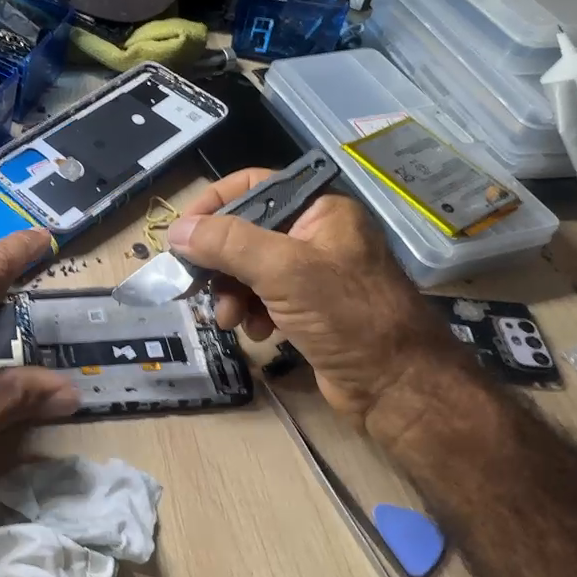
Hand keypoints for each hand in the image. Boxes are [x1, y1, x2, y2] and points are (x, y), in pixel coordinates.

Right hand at [166, 168, 457, 420]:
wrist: (400, 389)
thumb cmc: (349, 317)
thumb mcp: (284, 270)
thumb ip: (227, 243)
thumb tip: (176, 231)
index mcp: (320, 210)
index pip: (252, 186)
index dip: (213, 206)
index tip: (181, 236)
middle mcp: (317, 234)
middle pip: (245, 231)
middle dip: (219, 262)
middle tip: (197, 286)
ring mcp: (315, 274)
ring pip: (249, 269)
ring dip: (232, 293)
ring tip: (230, 319)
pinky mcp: (311, 309)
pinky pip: (264, 297)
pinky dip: (252, 312)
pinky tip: (258, 332)